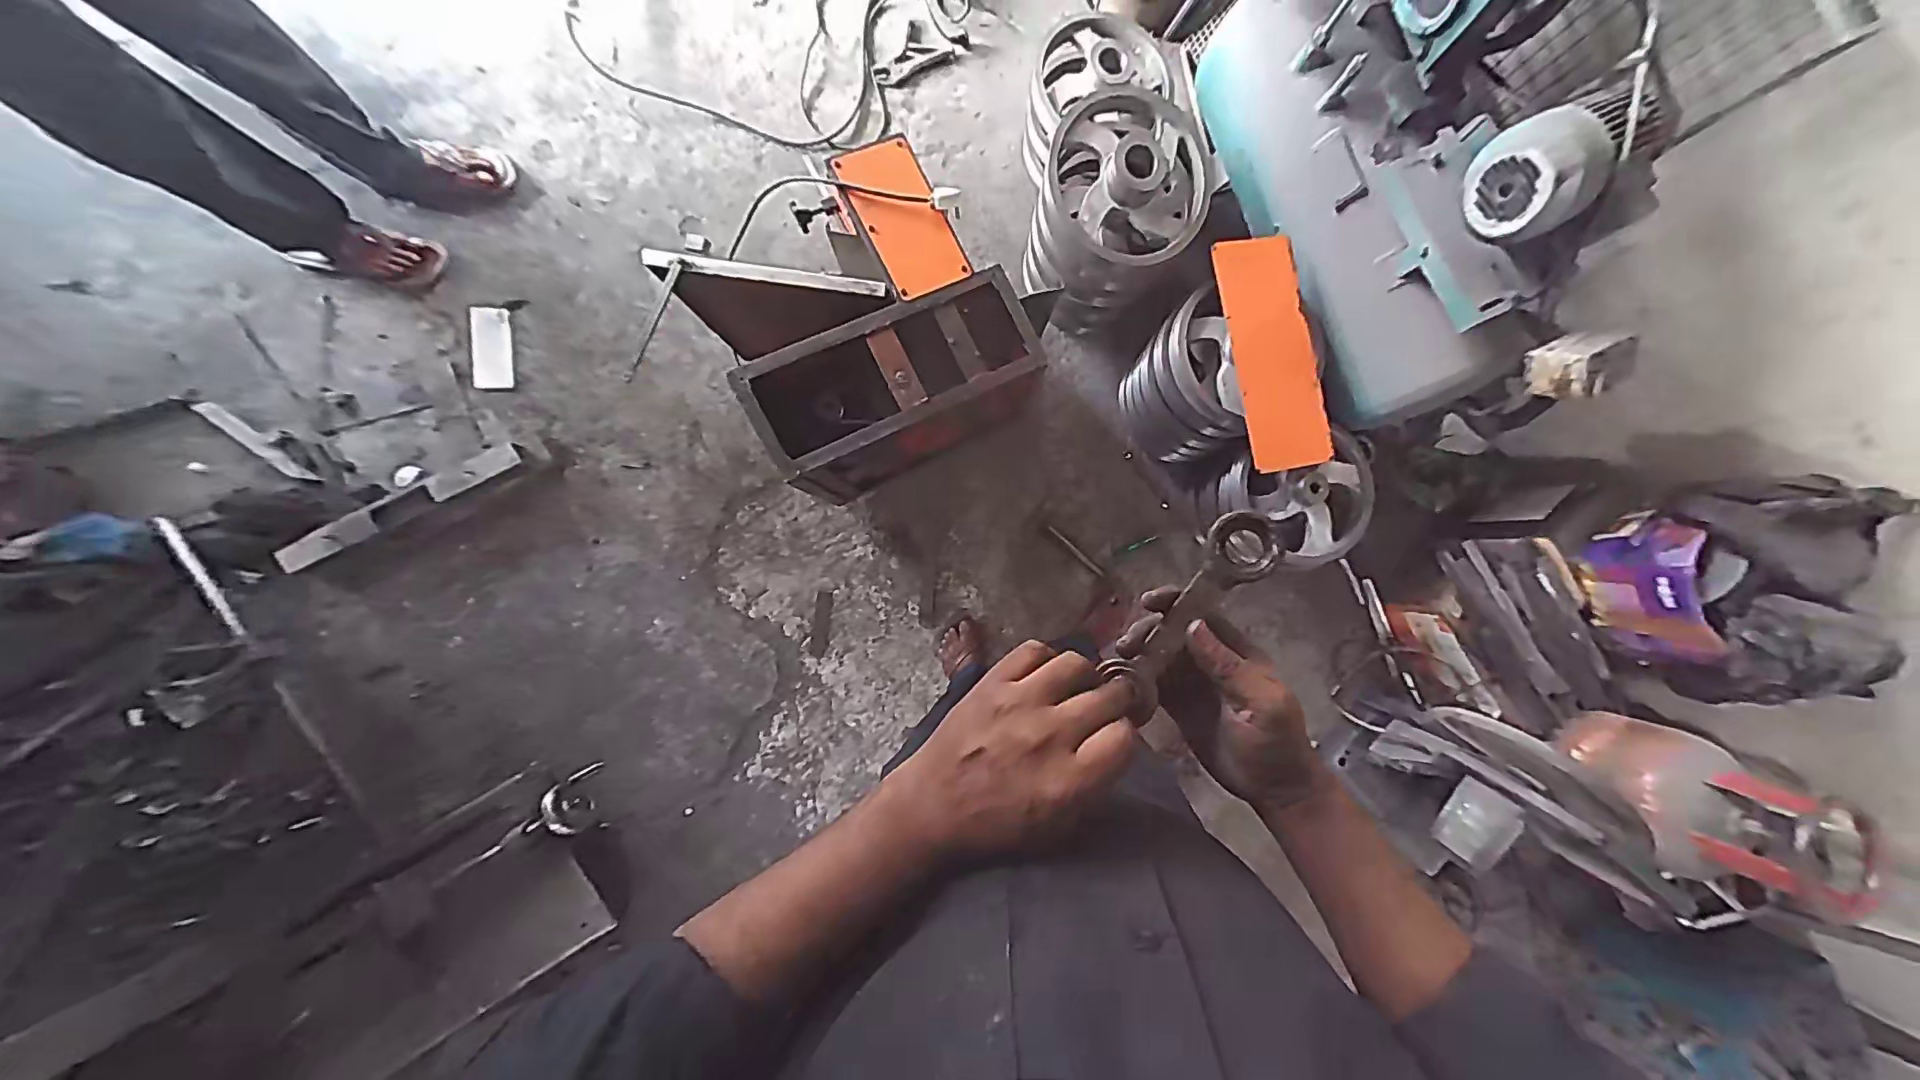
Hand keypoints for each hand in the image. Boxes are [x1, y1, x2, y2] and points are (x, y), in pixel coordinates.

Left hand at [879, 641, 1135, 858]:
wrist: (931, 805)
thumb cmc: (995, 825)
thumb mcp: (1056, 829)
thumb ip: (1094, 789)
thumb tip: (1115, 746)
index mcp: (1068, 780)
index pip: (1124, 737)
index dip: (1124, 736)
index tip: (1113, 738)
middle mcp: (1049, 734)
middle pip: (1108, 697)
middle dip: (1116, 701)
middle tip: (1107, 706)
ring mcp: (1018, 702)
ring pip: (1076, 664)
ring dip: (1085, 676)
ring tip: (1076, 687)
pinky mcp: (991, 683)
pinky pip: (1033, 650)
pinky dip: (1046, 658)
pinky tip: (1044, 674)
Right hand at [1117, 588, 1320, 809]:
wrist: (1275, 789)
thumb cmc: (1277, 743)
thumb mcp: (1262, 702)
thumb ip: (1228, 666)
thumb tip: (1194, 626)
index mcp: (1236, 653)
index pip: (1202, 616)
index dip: (1175, 604)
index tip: (1148, 603)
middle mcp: (1210, 662)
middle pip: (1173, 634)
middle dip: (1148, 631)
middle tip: (1127, 646)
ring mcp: (1193, 684)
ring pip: (1159, 656)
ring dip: (1138, 653)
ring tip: (1119, 661)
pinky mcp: (1179, 707)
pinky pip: (1153, 684)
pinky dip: (1136, 679)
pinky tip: (1121, 682)